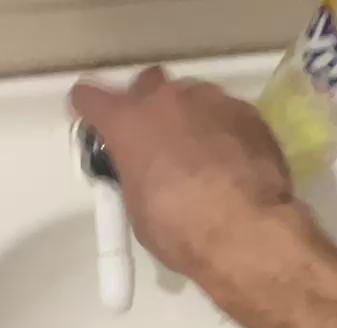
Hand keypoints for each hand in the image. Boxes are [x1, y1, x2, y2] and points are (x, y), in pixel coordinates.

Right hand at [70, 67, 299, 279]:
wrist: (244, 232)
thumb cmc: (181, 231)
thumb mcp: (138, 213)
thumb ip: (134, 179)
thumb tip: (143, 177)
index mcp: (128, 124)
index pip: (92, 99)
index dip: (89, 109)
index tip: (92, 119)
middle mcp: (166, 100)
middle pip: (147, 86)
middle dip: (146, 110)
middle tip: (152, 144)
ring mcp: (210, 100)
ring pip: (191, 98)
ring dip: (188, 121)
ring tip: (197, 159)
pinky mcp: (247, 113)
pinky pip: (225, 115)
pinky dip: (221, 133)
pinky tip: (228, 163)